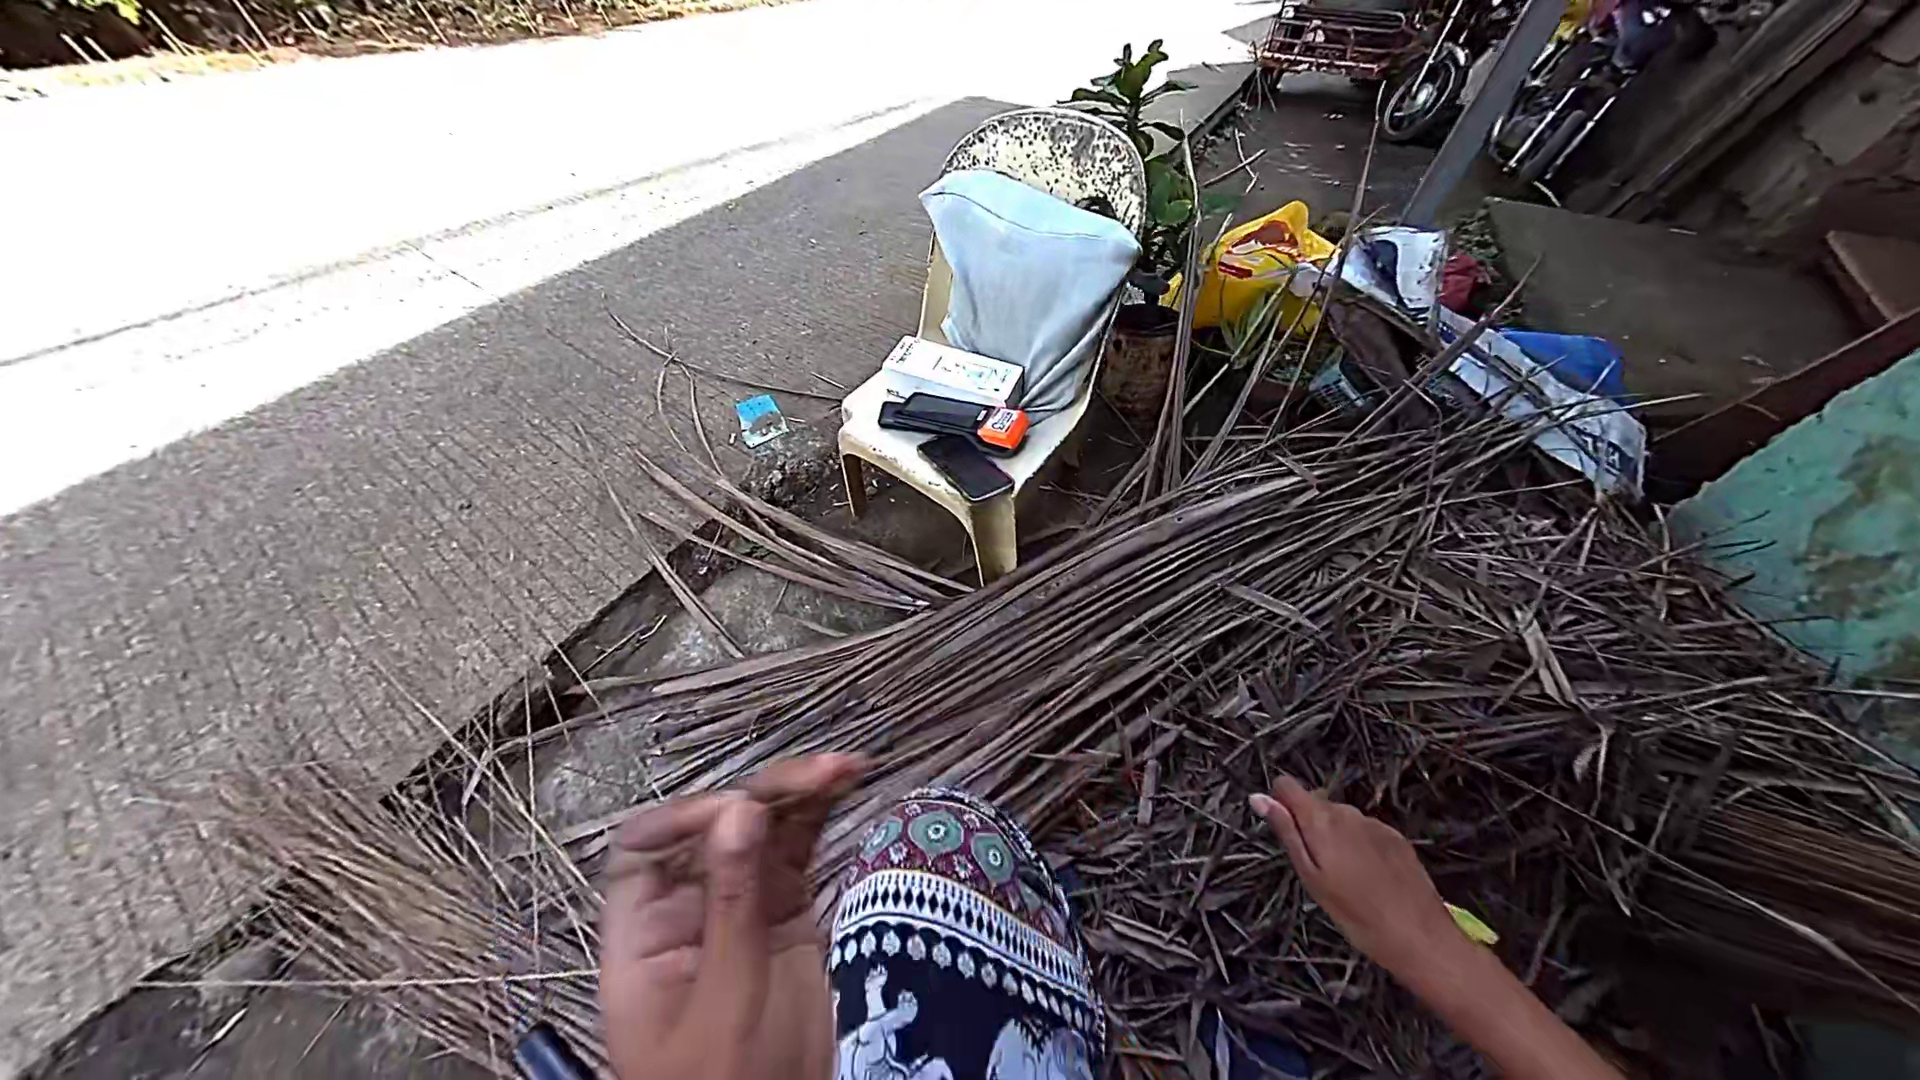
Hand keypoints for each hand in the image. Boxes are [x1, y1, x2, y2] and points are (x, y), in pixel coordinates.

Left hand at [599, 754, 864, 1079]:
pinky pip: (801, 848)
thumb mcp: (725, 999)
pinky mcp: (788, 906)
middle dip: (768, 792)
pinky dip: (822, 816)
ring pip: (766, 828)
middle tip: (820, 772)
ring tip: (846, 767)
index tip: (740, 809)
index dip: (684, 817)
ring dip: (803, 792)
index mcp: (647, 932)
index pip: (644, 850)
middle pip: (719, 826)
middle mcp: (692, 905)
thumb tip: (739, 810)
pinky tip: (847, 785)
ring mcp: (744, 902)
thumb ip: (732, 904)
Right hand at [1249, 775, 1466, 980]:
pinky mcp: (1397, 838)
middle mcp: (1346, 812)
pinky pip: (1366, 830)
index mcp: (1320, 819)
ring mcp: (1375, 824)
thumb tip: (1258, 798)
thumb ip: (1285, 831)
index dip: (1280, 802)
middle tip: (1318, 866)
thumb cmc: (1356, 914)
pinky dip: (1360, 844)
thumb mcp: (1309, 875)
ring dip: (1336, 835)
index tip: (1286, 830)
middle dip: (1310, 824)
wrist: (1422, 939)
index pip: (1286, 784)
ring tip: (1346, 876)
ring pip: (1341, 818)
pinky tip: (1371, 877)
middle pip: (1315, 802)